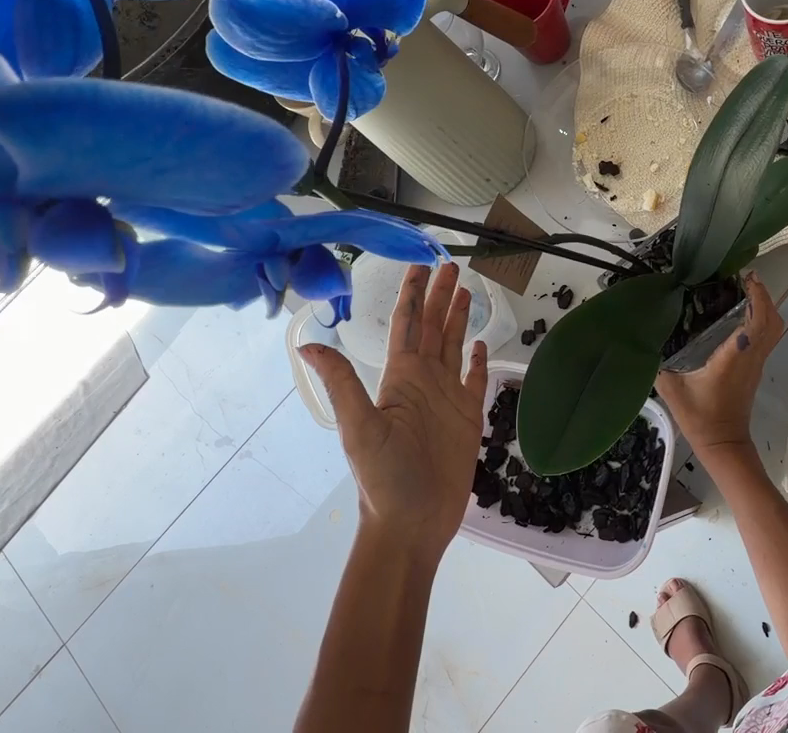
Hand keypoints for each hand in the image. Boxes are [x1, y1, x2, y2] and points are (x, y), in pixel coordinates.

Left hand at [298, 263, 488, 561]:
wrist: (412, 522)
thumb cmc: (385, 478)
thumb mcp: (360, 428)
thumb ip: (343, 384)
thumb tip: (308, 344)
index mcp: (400, 378)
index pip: (407, 324)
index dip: (413, 293)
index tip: (420, 264)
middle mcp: (423, 380)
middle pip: (434, 327)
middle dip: (441, 295)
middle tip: (451, 265)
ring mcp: (446, 397)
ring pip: (454, 345)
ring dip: (458, 318)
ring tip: (466, 290)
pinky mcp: (468, 417)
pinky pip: (474, 379)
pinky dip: (478, 360)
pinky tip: (480, 345)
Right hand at [656, 273, 783, 460]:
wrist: (723, 443)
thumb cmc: (700, 417)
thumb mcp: (672, 390)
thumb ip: (658, 364)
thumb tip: (642, 341)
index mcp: (734, 358)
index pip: (755, 323)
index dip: (757, 298)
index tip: (747, 278)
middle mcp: (751, 357)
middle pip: (772, 321)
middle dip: (764, 296)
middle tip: (746, 279)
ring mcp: (758, 363)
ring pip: (774, 329)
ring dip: (766, 306)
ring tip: (747, 291)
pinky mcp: (756, 368)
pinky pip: (768, 337)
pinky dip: (762, 318)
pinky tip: (744, 312)